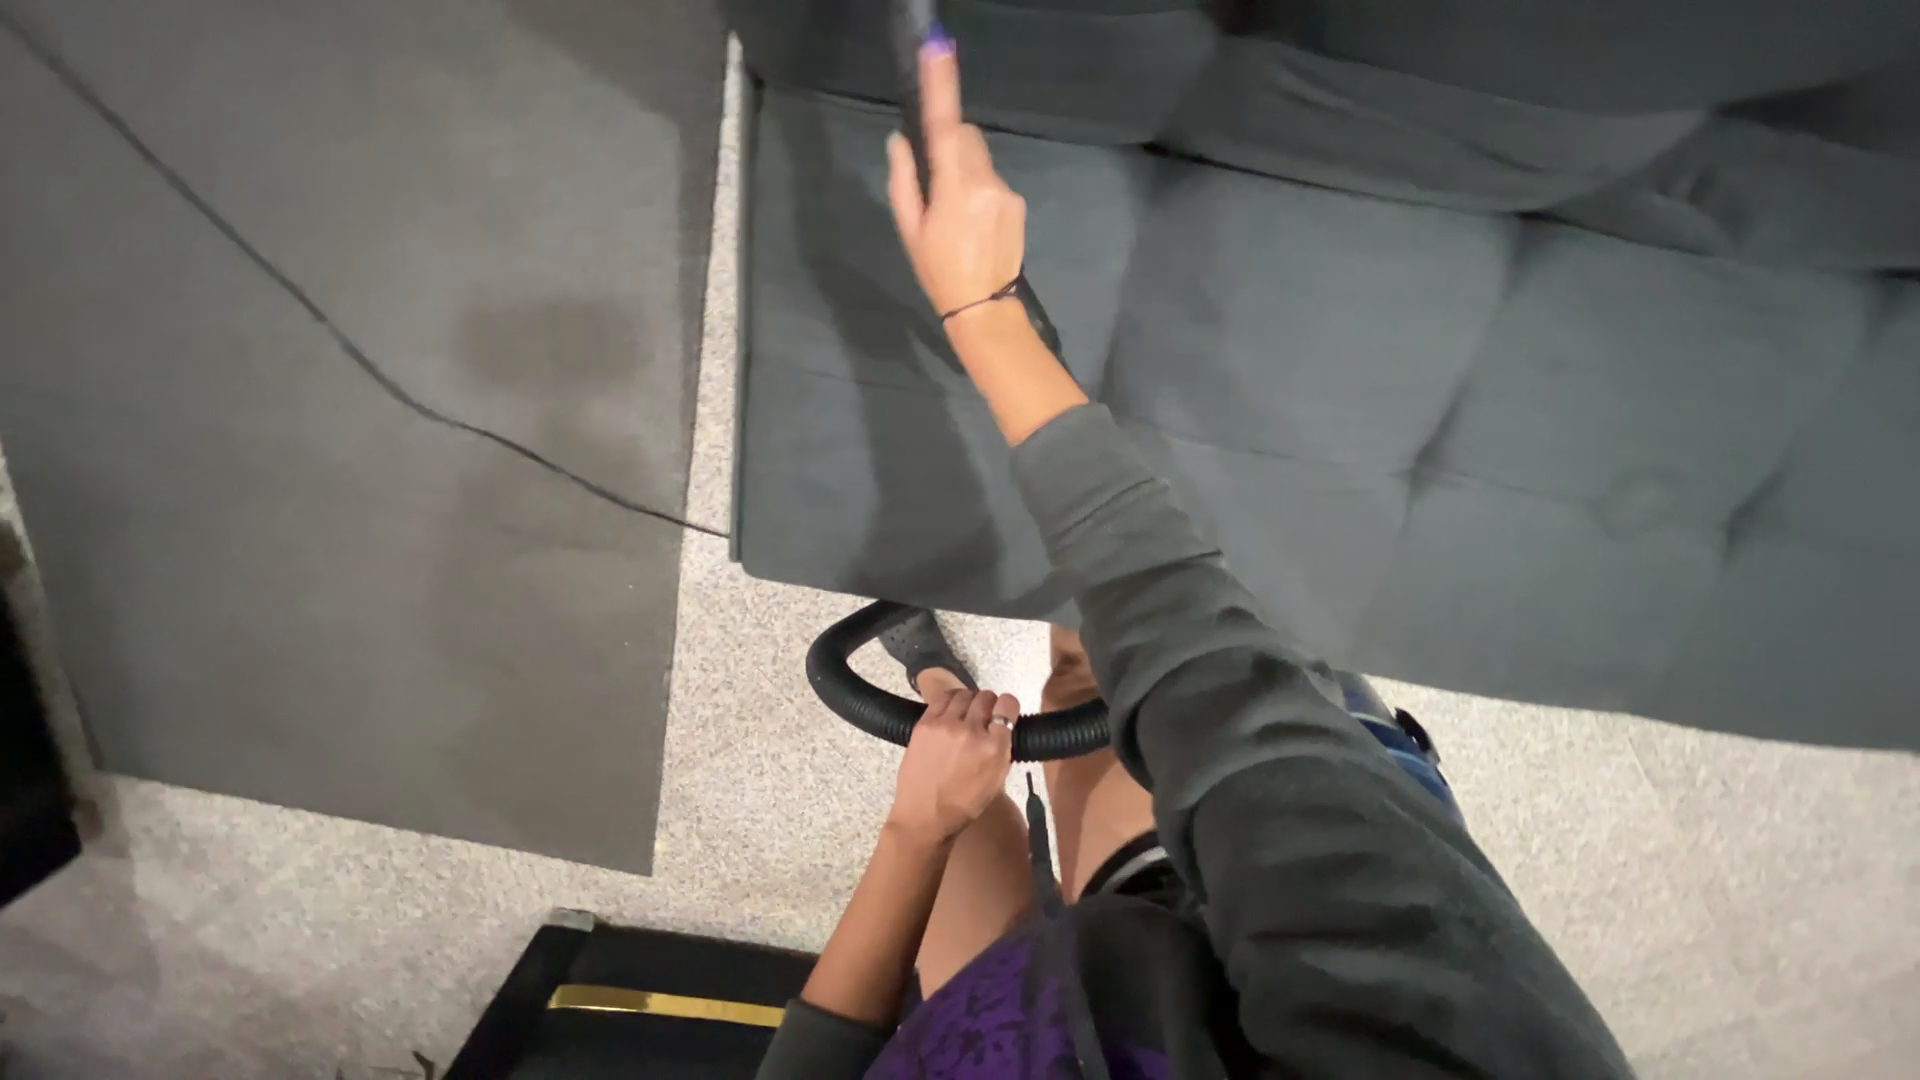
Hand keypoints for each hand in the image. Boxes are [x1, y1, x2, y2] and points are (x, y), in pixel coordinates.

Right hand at [886, 41, 1026, 318]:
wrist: (983, 307)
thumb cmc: (939, 272)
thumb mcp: (910, 231)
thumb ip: (903, 181)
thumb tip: (900, 141)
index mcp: (953, 188)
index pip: (946, 126)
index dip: (942, 85)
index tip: (938, 50)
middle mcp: (985, 181)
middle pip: (966, 136)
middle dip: (951, 144)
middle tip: (936, 181)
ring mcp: (1006, 192)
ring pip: (980, 158)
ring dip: (966, 171)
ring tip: (957, 215)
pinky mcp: (1018, 202)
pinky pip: (993, 180)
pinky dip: (981, 190)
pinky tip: (975, 224)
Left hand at [887, 688, 1019, 845]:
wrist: (924, 816)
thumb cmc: (964, 805)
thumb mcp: (996, 780)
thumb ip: (1002, 749)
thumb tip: (1003, 727)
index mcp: (994, 747)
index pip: (1008, 705)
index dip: (1008, 707)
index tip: (1005, 713)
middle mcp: (972, 730)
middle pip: (986, 697)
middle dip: (989, 704)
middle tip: (984, 716)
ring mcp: (946, 725)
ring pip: (965, 694)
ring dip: (970, 700)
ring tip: (966, 713)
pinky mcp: (925, 723)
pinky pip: (943, 697)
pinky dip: (952, 699)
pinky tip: (951, 709)